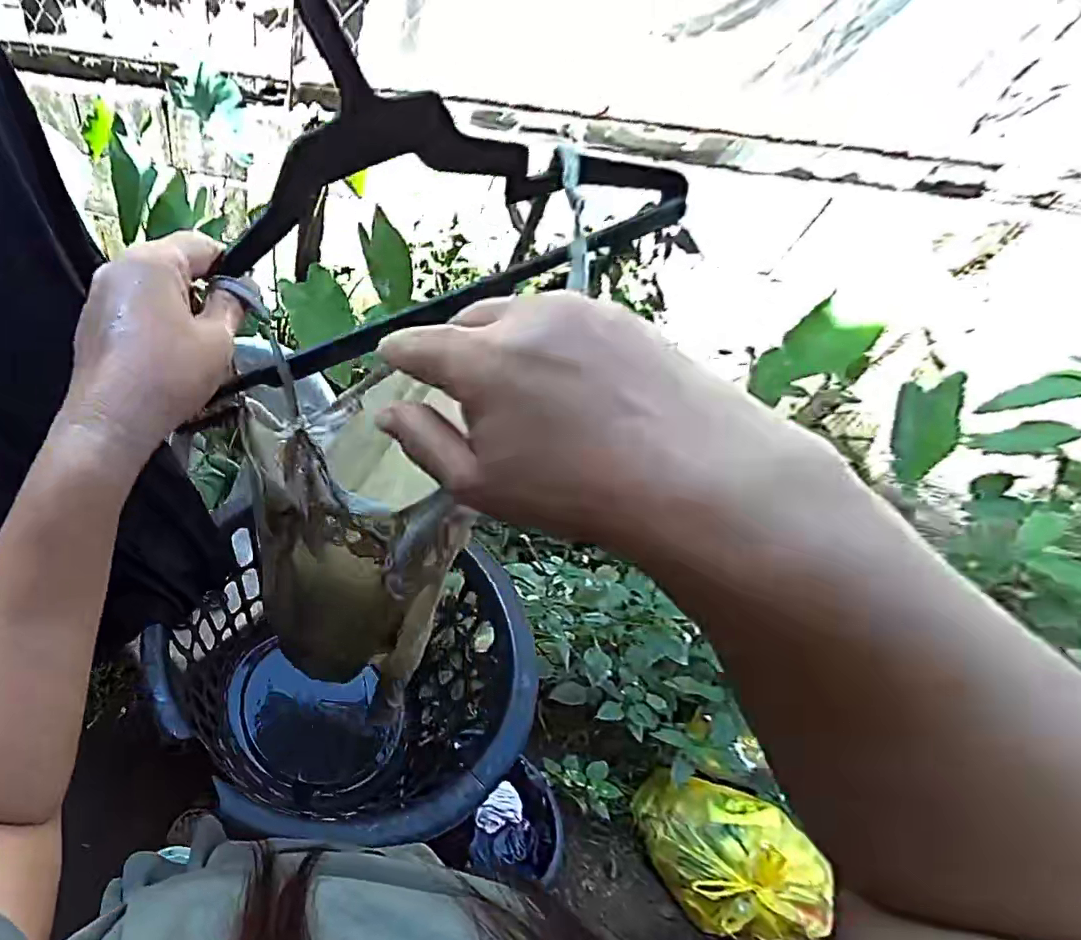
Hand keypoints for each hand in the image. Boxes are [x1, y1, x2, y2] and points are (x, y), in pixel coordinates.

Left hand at [56, 233, 243, 466]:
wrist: (108, 424)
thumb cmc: (168, 377)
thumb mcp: (217, 341)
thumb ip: (232, 304)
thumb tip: (239, 287)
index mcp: (151, 260)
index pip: (201, 244)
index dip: (230, 268)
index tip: (242, 300)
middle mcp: (119, 268)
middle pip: (173, 268)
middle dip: (201, 294)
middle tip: (220, 333)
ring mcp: (99, 298)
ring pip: (152, 293)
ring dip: (177, 314)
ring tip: (191, 354)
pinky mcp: (90, 327)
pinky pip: (132, 315)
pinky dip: (153, 330)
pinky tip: (162, 364)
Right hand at [376, 292, 854, 563]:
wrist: (693, 476)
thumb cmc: (568, 490)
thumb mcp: (476, 483)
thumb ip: (422, 441)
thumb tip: (388, 412)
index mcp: (479, 360)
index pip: (416, 343)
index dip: (396, 355)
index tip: (390, 362)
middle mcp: (523, 318)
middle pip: (462, 322)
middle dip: (448, 350)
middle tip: (457, 393)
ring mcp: (576, 309)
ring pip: (511, 315)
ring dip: (495, 344)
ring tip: (514, 391)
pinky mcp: (618, 313)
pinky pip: (556, 319)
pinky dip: (540, 342)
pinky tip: (562, 384)